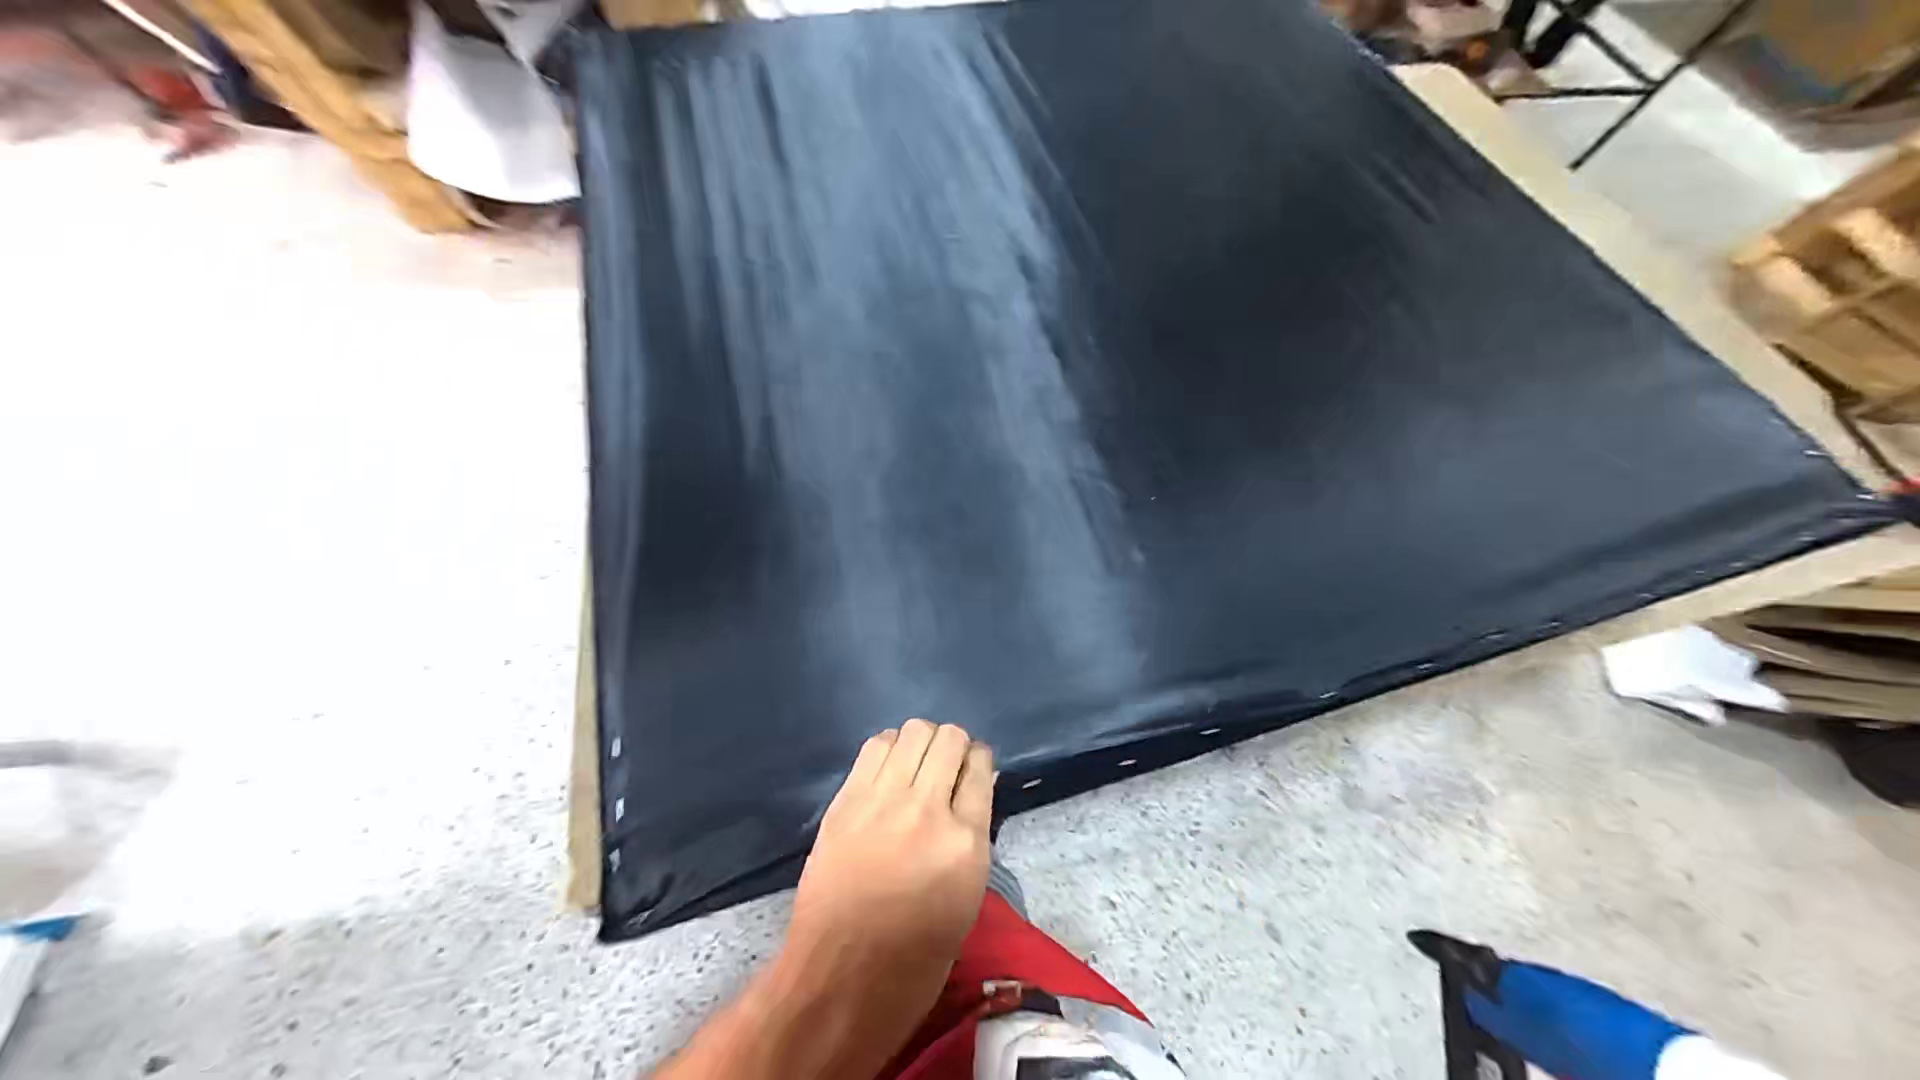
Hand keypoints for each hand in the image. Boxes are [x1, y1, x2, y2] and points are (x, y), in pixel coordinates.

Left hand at [777, 720, 994, 1049]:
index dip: (979, 761)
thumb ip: (973, 833)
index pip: (980, 768)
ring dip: (922, 741)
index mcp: (965, 842)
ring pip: (913, 732)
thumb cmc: (916, 954)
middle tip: (947, 765)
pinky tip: (889, 767)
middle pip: (949, 739)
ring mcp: (882, 801)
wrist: (841, 976)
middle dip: (954, 745)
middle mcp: (926, 810)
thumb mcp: (967, 897)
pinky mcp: (846, 801)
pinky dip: (889, 747)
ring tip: (917, 764)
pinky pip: (875, 747)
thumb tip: (974, 786)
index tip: (973, 768)